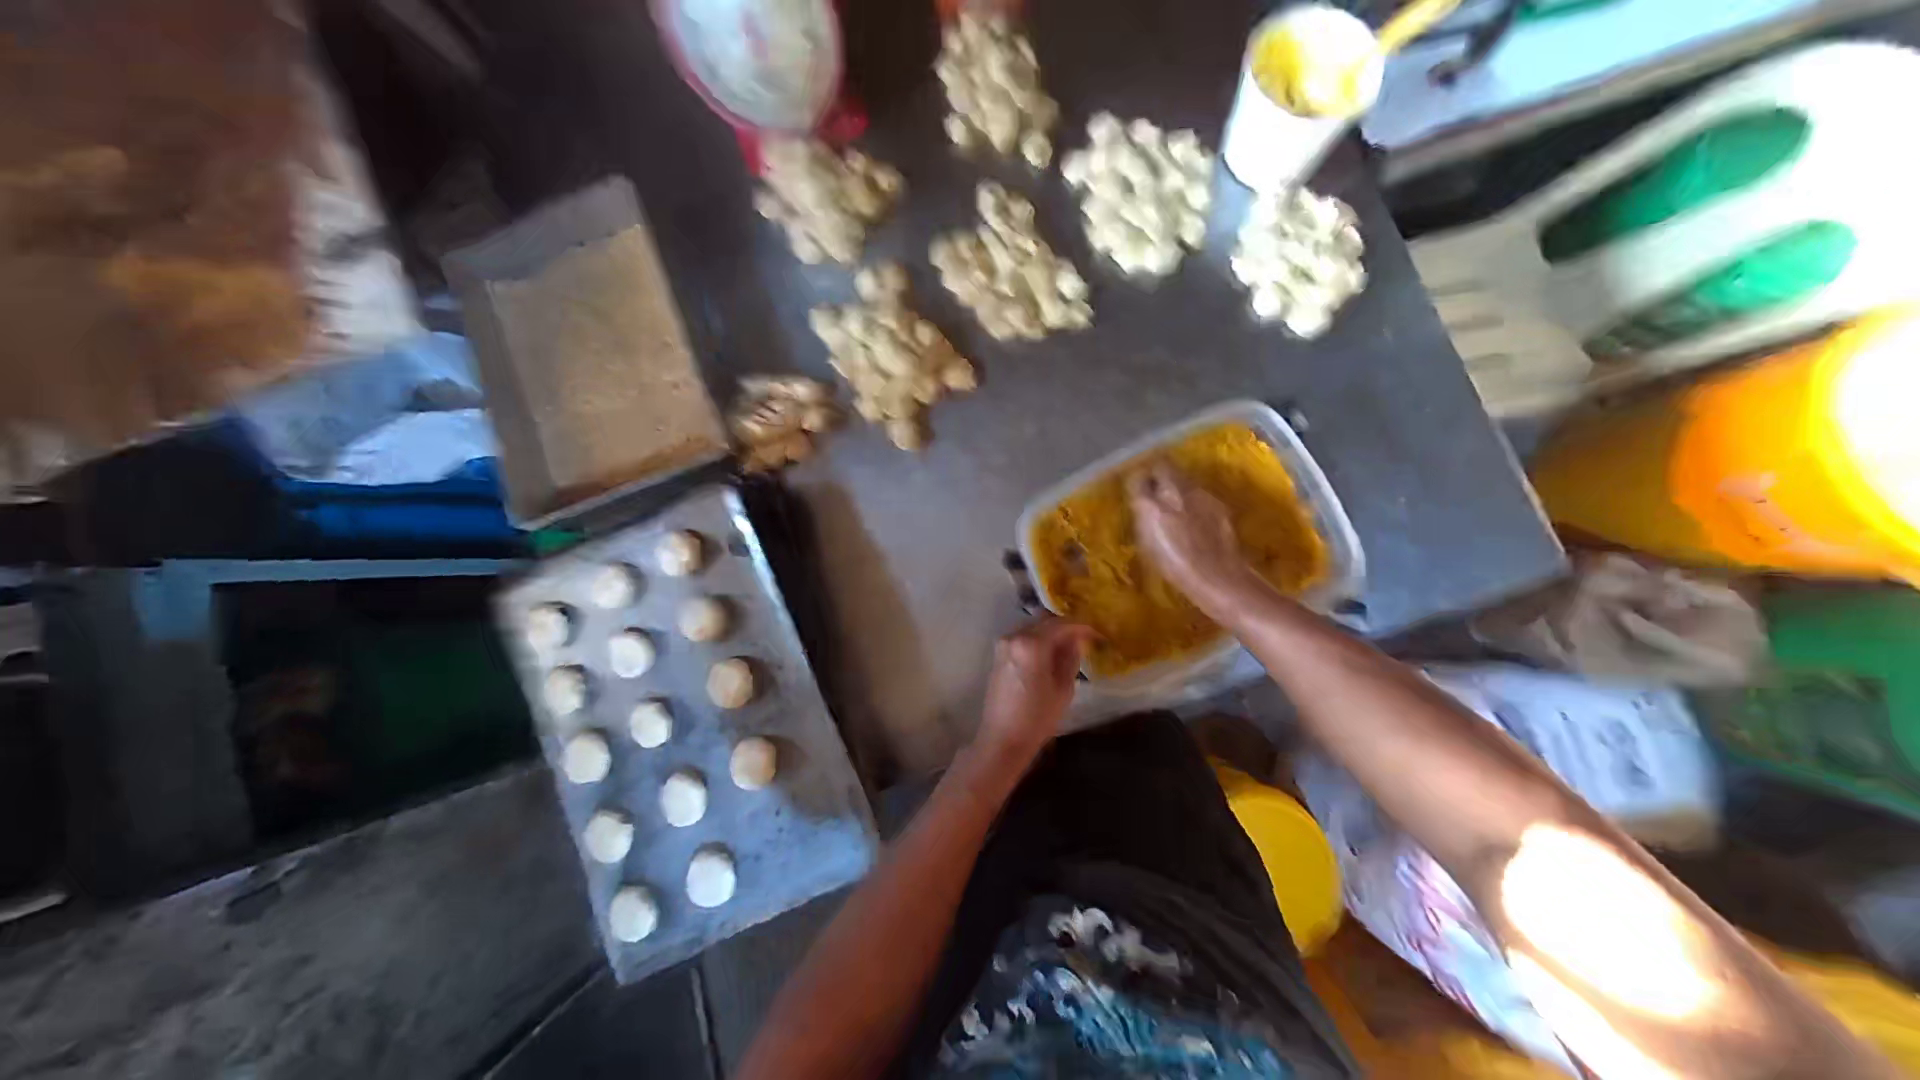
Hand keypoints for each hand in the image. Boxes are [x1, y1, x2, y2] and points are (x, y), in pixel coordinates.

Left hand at [974, 617, 1095, 767]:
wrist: (1003, 738)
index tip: (1097, 633)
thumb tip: (1077, 641)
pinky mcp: (998, 654)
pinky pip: (1022, 638)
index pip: (1062, 624)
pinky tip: (1050, 655)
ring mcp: (1003, 644)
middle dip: (1065, 627)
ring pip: (1032, 627)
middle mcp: (1014, 636)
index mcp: (1031, 644)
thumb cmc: (1037, 718)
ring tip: (1068, 648)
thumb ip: (1070, 658)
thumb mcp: (1063, 688)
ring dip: (1050, 633)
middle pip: (1045, 621)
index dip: (1082, 626)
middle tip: (1084, 639)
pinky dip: (1038, 641)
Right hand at [1127, 460, 1252, 607]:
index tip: (1137, 490)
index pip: (1137, 478)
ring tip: (1177, 503)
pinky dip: (1195, 499)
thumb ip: (1144, 519)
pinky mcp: (1218, 502)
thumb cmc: (1175, 568)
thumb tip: (1142, 506)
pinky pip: (1200, 493)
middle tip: (1155, 487)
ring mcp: (1200, 494)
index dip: (1137, 482)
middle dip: (1157, 473)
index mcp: (1151, 506)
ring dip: (1177, 486)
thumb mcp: (1148, 546)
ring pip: (1184, 478)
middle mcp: (1174, 492)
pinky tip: (1197, 517)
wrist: (1218, 576)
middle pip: (1163, 466)